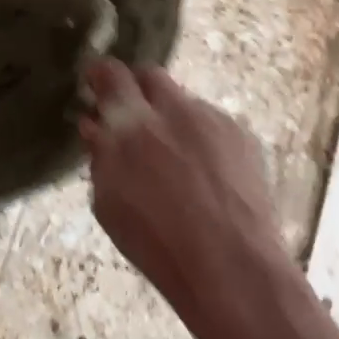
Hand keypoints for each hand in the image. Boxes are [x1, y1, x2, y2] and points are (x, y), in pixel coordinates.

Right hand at [80, 60, 289, 316]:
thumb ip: (101, 158)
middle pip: (151, 76)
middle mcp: (173, 110)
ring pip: (184, 102)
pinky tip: (202, 174)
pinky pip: (212, 124)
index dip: (100, 76)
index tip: (94, 85)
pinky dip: (199, 138)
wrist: (229, 263)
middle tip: (130, 121)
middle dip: (137, 91)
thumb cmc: (154, 241)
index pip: (110, 75)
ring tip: (170, 159)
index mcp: (130, 124)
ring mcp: (213, 119)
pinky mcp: (243, 136)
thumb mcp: (108, 203)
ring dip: (170, 118)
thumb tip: (96, 129)